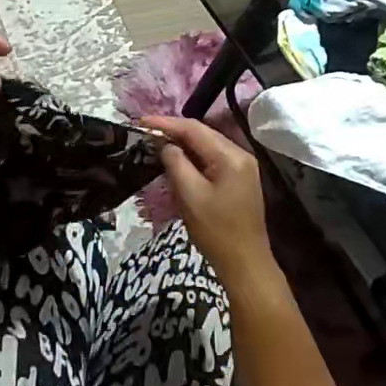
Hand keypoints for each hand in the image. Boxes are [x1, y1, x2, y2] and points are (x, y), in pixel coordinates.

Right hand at [143, 116, 274, 277]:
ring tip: (156, 143)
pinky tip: (177, 160)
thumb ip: (176, 164)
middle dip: (174, 131)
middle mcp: (240, 155)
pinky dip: (193, 157)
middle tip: (146, 132)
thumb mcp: (190, 196)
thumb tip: (166, 145)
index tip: (141, 122)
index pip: (194, 129)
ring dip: (183, 143)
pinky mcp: (239, 179)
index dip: (166, 124)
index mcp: (231, 156)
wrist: (245, 263)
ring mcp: (242, 167)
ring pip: (207, 146)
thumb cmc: (216, 231)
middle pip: (203, 134)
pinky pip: (213, 159)